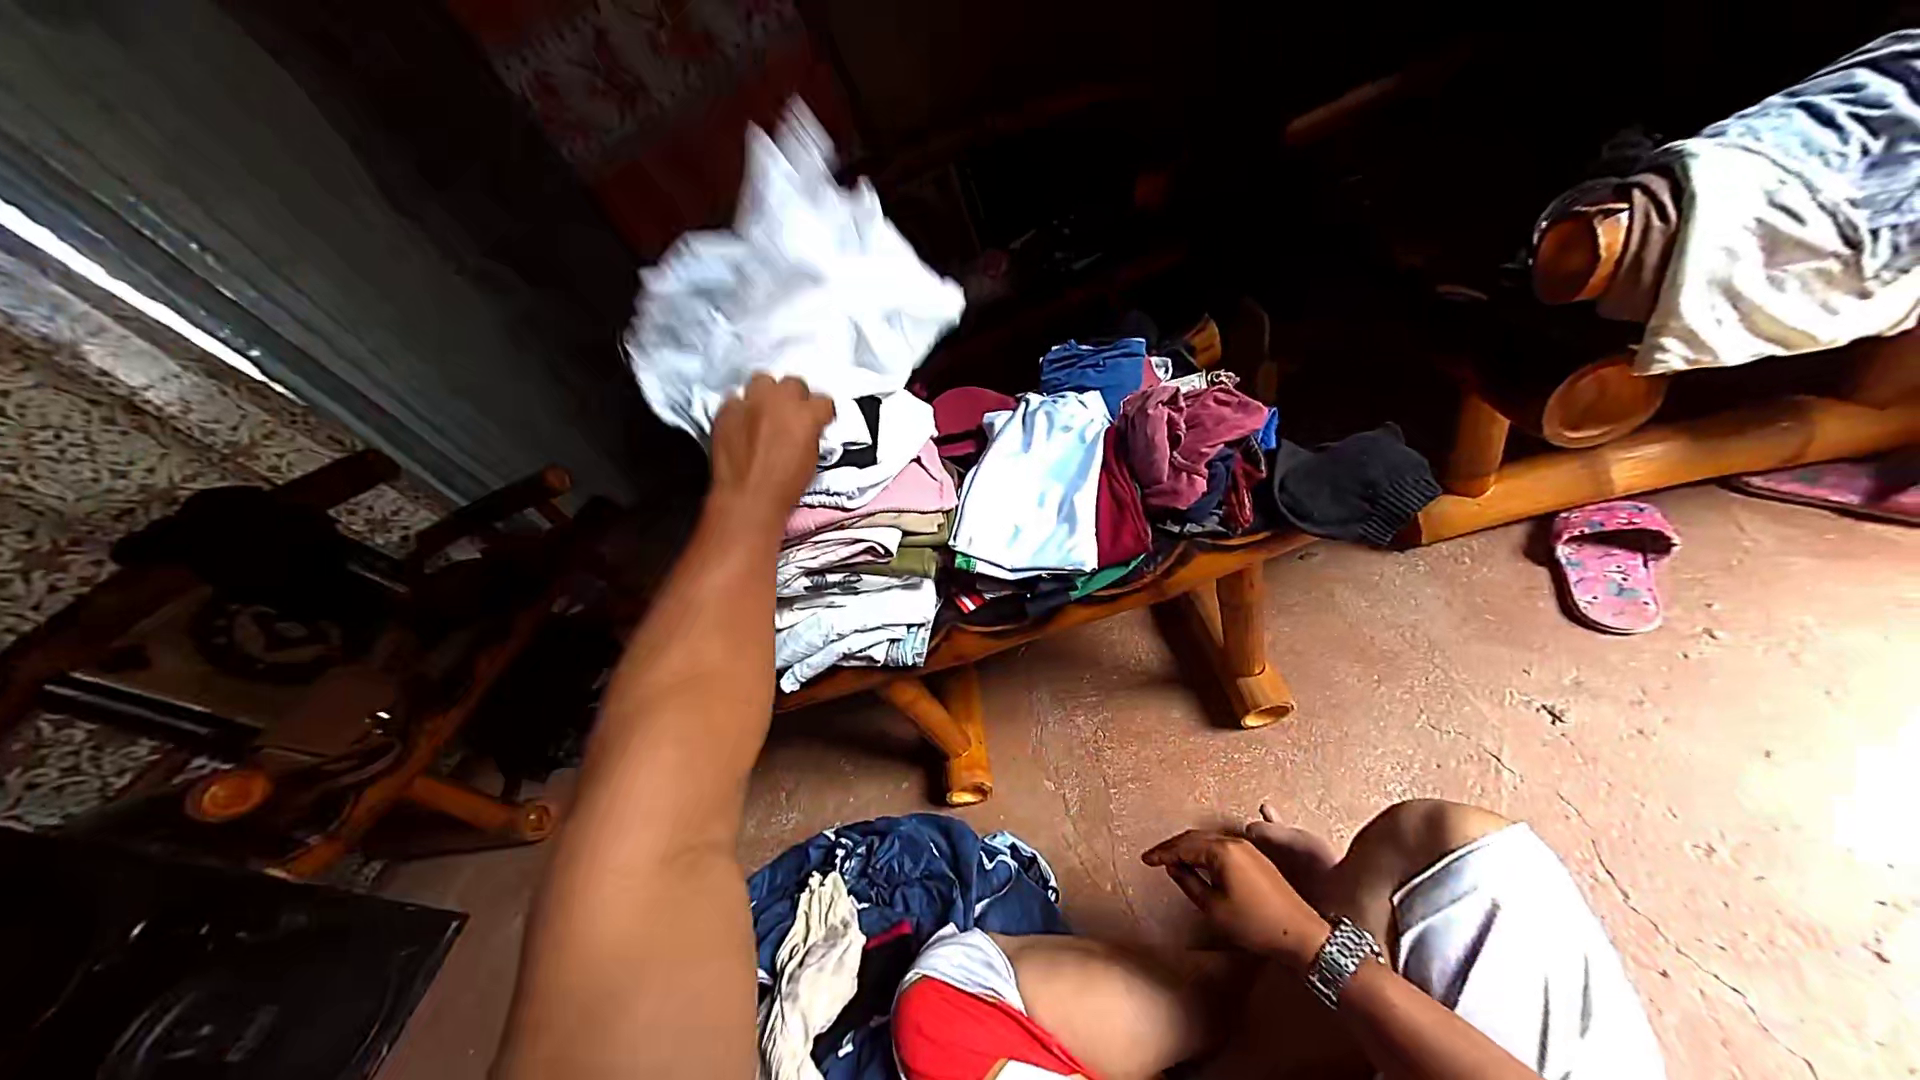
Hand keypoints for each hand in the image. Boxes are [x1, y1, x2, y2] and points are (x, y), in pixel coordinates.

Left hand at [708, 374, 834, 513]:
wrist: (747, 498)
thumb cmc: (785, 487)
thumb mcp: (811, 459)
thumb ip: (810, 434)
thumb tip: (807, 428)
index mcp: (806, 415)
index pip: (823, 401)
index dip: (821, 413)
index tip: (818, 421)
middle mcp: (779, 401)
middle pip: (792, 383)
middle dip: (795, 397)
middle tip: (791, 414)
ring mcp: (750, 403)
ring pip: (762, 381)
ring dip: (767, 394)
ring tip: (765, 410)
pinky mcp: (726, 410)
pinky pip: (736, 399)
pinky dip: (742, 408)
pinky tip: (743, 423)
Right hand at [1142, 830, 1330, 972]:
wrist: (1301, 935)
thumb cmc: (1255, 924)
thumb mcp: (1214, 907)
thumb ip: (1188, 882)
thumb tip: (1174, 867)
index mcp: (1222, 851)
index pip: (1183, 846)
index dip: (1162, 853)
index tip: (1146, 859)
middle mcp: (1235, 843)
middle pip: (1195, 838)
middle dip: (1173, 847)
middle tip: (1155, 857)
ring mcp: (1248, 850)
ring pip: (1209, 842)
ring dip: (1188, 848)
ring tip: (1172, 860)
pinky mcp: (1257, 859)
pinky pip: (1222, 848)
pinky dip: (1205, 853)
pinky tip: (1198, 864)